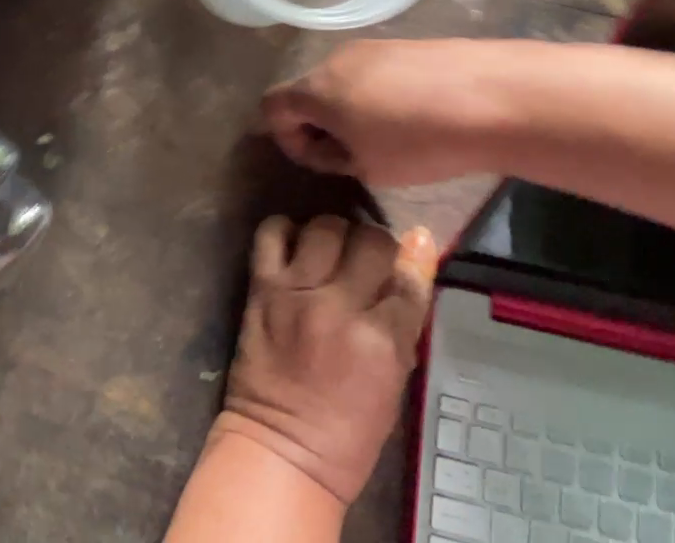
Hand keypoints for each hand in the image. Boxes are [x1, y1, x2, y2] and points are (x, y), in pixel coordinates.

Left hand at [214, 216, 437, 507]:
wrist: (281, 447)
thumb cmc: (348, 430)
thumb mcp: (395, 380)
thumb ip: (402, 324)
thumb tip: (412, 270)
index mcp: (382, 339)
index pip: (408, 277)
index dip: (413, 260)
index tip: (412, 249)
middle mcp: (339, 306)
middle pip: (369, 241)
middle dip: (376, 245)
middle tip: (368, 260)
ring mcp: (296, 291)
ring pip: (324, 228)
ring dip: (335, 233)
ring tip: (333, 250)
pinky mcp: (261, 287)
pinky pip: (272, 233)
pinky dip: (286, 230)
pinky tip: (295, 245)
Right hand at [260, 38, 521, 187]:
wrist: (497, 98)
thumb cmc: (420, 142)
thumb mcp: (368, 169)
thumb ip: (335, 158)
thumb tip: (331, 146)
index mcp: (315, 89)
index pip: (271, 107)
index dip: (287, 139)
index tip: (322, 162)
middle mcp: (334, 60)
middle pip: (307, 91)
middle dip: (320, 124)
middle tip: (353, 154)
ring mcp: (371, 46)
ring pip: (342, 80)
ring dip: (350, 109)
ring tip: (388, 137)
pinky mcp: (405, 43)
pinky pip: (375, 72)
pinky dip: (380, 95)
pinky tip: (417, 116)